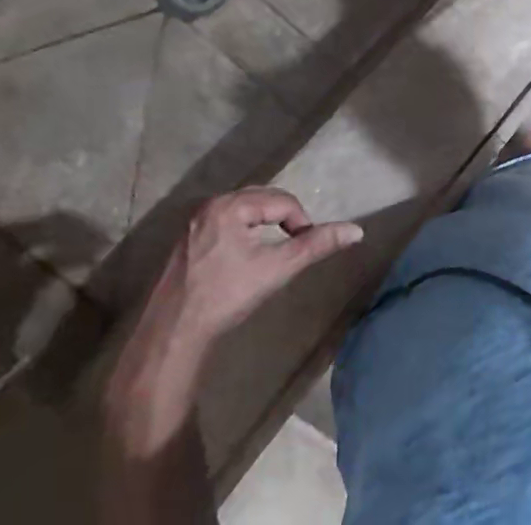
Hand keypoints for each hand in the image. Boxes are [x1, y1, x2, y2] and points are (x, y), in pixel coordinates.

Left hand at [161, 187, 364, 341]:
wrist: (173, 332)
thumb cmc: (227, 296)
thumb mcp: (277, 268)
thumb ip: (315, 245)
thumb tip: (357, 230)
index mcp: (230, 206)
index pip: (282, 201)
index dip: (302, 221)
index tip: (307, 247)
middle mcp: (210, 204)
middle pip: (262, 198)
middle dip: (284, 217)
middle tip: (295, 244)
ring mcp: (194, 220)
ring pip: (243, 209)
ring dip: (265, 222)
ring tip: (276, 248)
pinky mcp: (186, 238)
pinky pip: (226, 220)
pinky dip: (245, 229)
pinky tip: (247, 254)